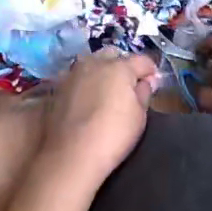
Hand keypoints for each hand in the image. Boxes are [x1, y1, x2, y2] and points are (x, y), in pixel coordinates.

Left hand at [38, 51, 157, 183]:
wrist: (70, 156)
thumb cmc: (113, 135)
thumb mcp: (139, 116)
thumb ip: (144, 93)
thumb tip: (145, 82)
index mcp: (119, 67)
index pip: (142, 60)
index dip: (151, 71)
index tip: (153, 84)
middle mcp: (94, 63)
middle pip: (113, 55)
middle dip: (123, 65)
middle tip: (128, 85)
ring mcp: (73, 74)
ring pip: (92, 63)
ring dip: (102, 71)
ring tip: (106, 91)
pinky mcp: (58, 88)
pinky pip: (77, 78)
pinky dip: (86, 84)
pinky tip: (87, 100)